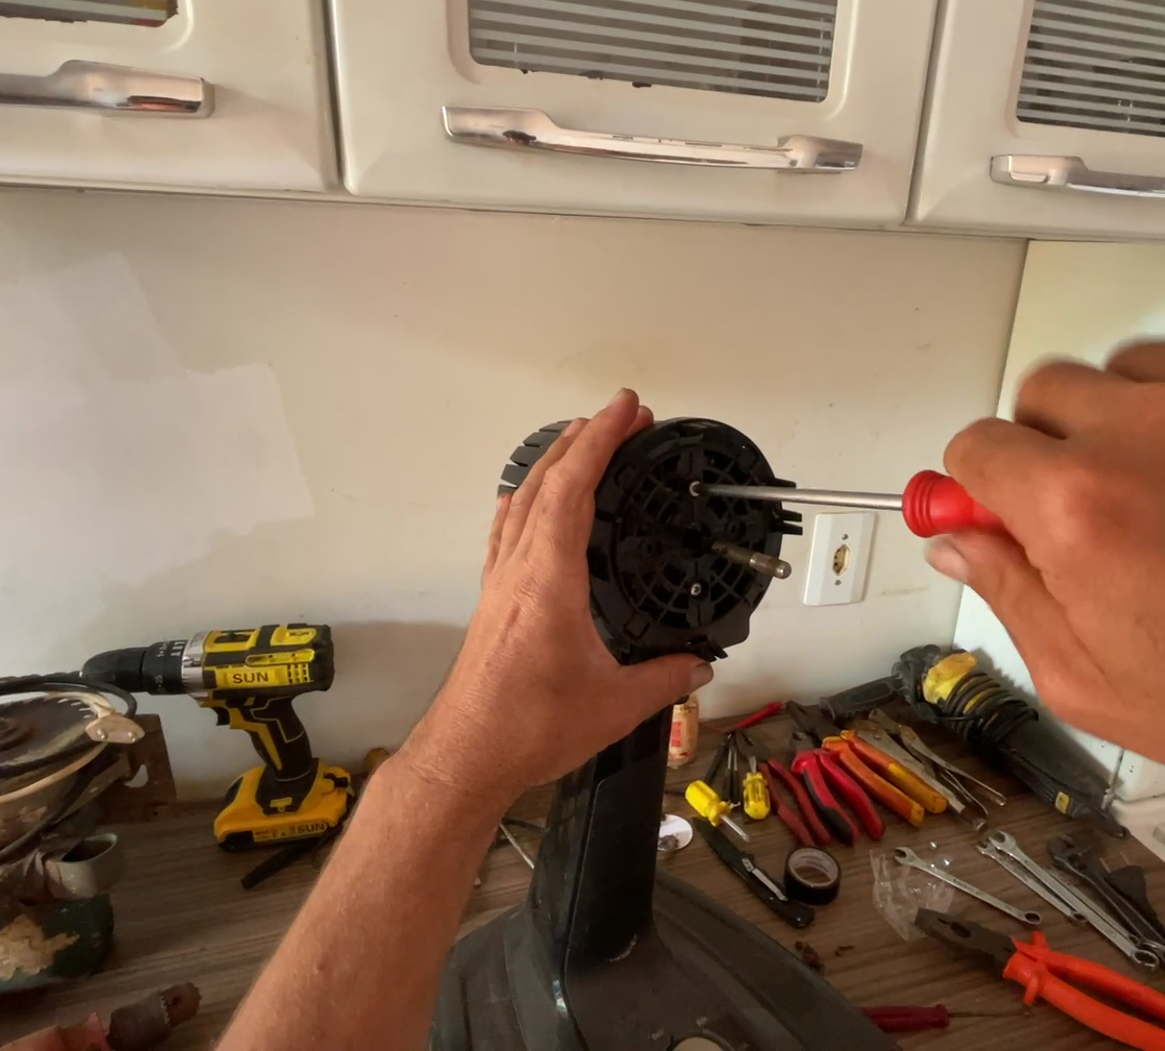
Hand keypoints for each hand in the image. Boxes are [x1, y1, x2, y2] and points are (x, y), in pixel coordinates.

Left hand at [402, 389, 713, 805]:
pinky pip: (507, 527)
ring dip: (553, 462)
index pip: (573, 488)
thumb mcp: (615, 705)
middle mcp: (519, 569)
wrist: (467, 754)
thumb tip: (697, 665)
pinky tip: (526, 497)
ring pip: (521, 499)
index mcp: (549, 580)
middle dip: (584, 439)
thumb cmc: (527, 727)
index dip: (601, 440)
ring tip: (582, 440)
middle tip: (621, 418)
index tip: (627, 410)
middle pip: (545, 481)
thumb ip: (666, 679)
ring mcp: (500, 580)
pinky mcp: (493, 597)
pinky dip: (524, 497)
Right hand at [925, 342, 1164, 856]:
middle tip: (1079, 507)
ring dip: (1119, 418)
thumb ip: (1008, 597)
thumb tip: (959, 544)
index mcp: (1083, 509)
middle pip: (1040, 391)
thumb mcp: (1100, 687)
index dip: (972, 487)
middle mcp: (1154, 430)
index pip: (974, 447)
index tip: (991, 510)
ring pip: (1126, 368)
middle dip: (1039, 445)